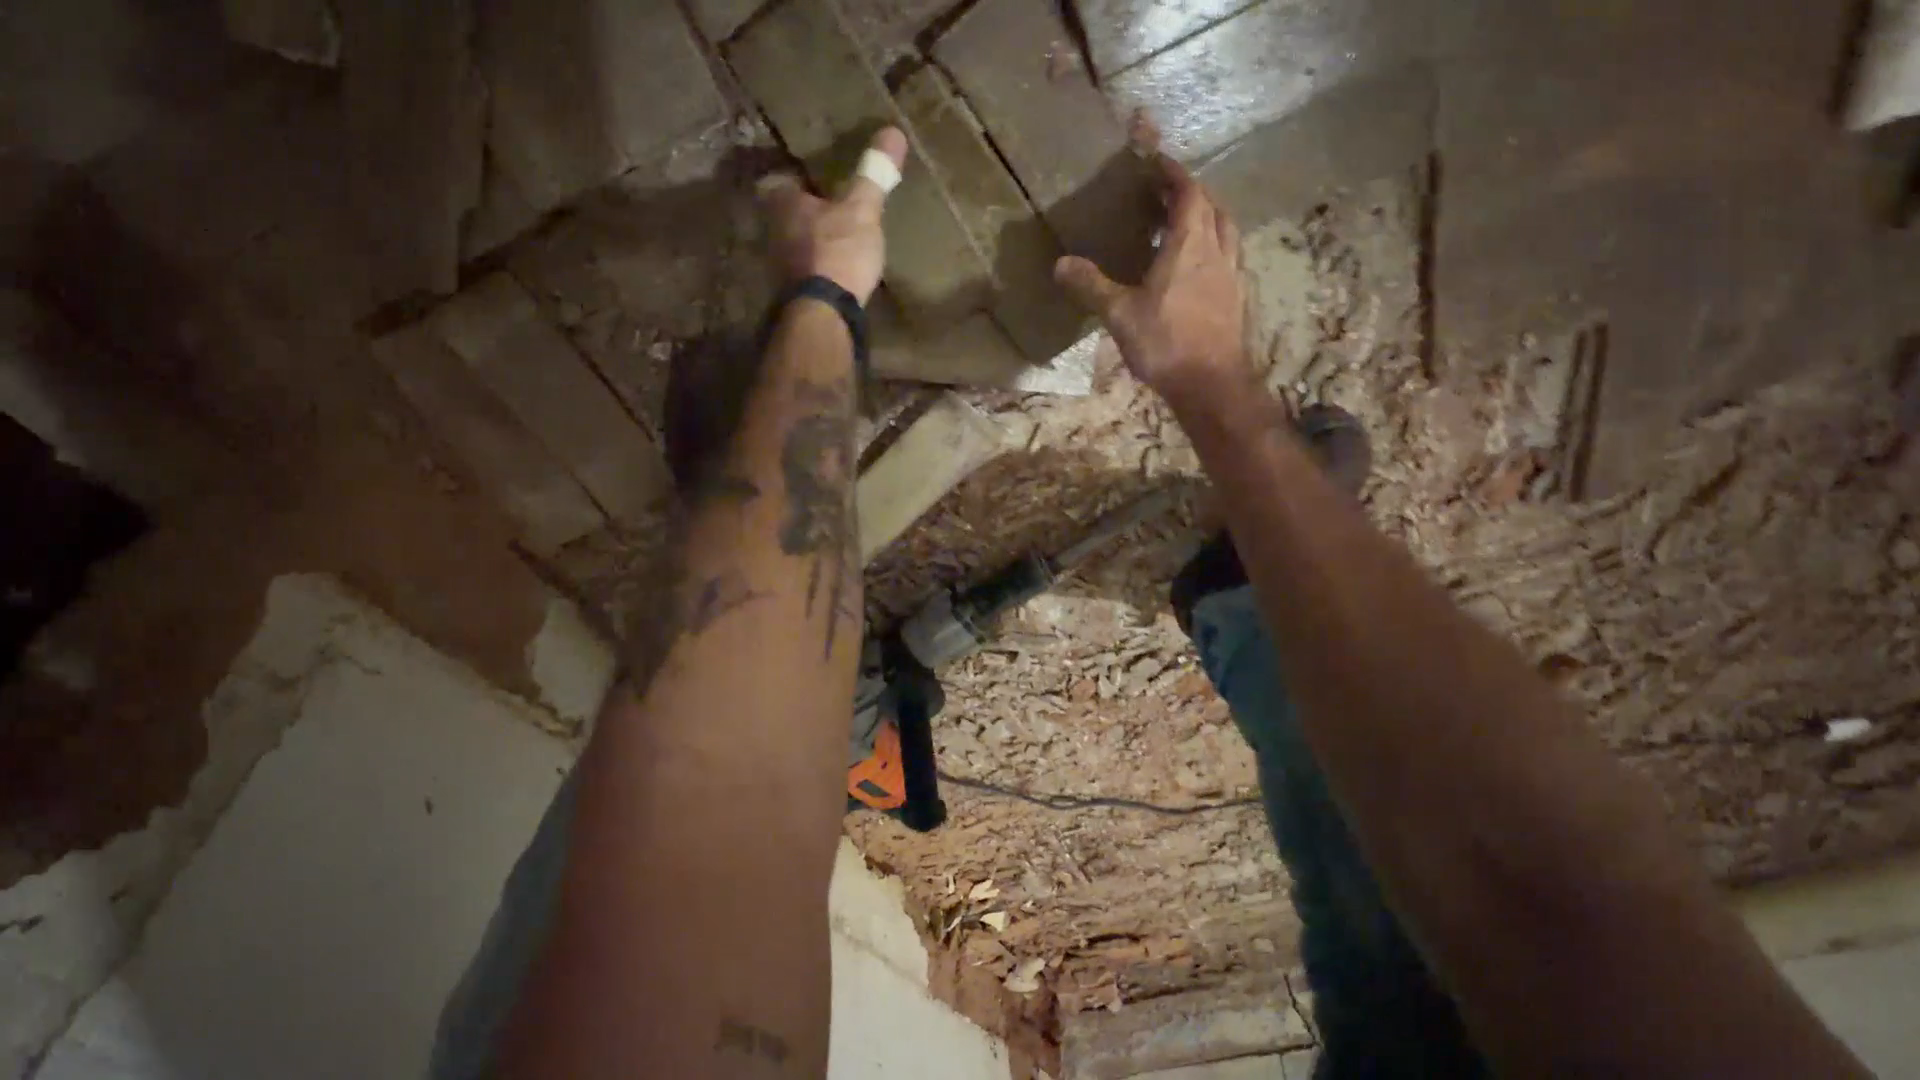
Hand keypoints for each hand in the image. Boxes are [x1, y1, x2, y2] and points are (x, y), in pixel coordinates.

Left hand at [759, 127, 909, 305]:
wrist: (825, 312)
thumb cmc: (838, 251)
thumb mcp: (862, 208)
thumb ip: (874, 173)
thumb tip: (893, 131)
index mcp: (784, 203)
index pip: (779, 179)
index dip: (795, 175)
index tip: (813, 173)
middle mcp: (774, 230)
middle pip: (786, 212)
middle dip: (804, 208)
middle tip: (828, 203)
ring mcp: (781, 264)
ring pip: (794, 240)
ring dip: (810, 237)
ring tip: (834, 234)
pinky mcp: (793, 291)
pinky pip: (804, 267)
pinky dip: (816, 263)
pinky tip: (834, 266)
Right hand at [1053, 157, 1253, 408]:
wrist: (1213, 385)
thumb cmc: (1167, 343)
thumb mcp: (1120, 314)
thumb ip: (1091, 286)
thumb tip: (1060, 264)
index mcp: (1190, 245)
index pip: (1189, 193)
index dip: (1174, 174)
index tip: (1158, 163)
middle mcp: (1217, 252)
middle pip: (1212, 208)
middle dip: (1191, 194)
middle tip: (1166, 195)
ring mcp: (1232, 276)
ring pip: (1225, 232)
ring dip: (1208, 219)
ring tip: (1183, 225)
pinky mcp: (1237, 300)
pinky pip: (1228, 259)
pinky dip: (1213, 249)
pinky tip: (1197, 268)